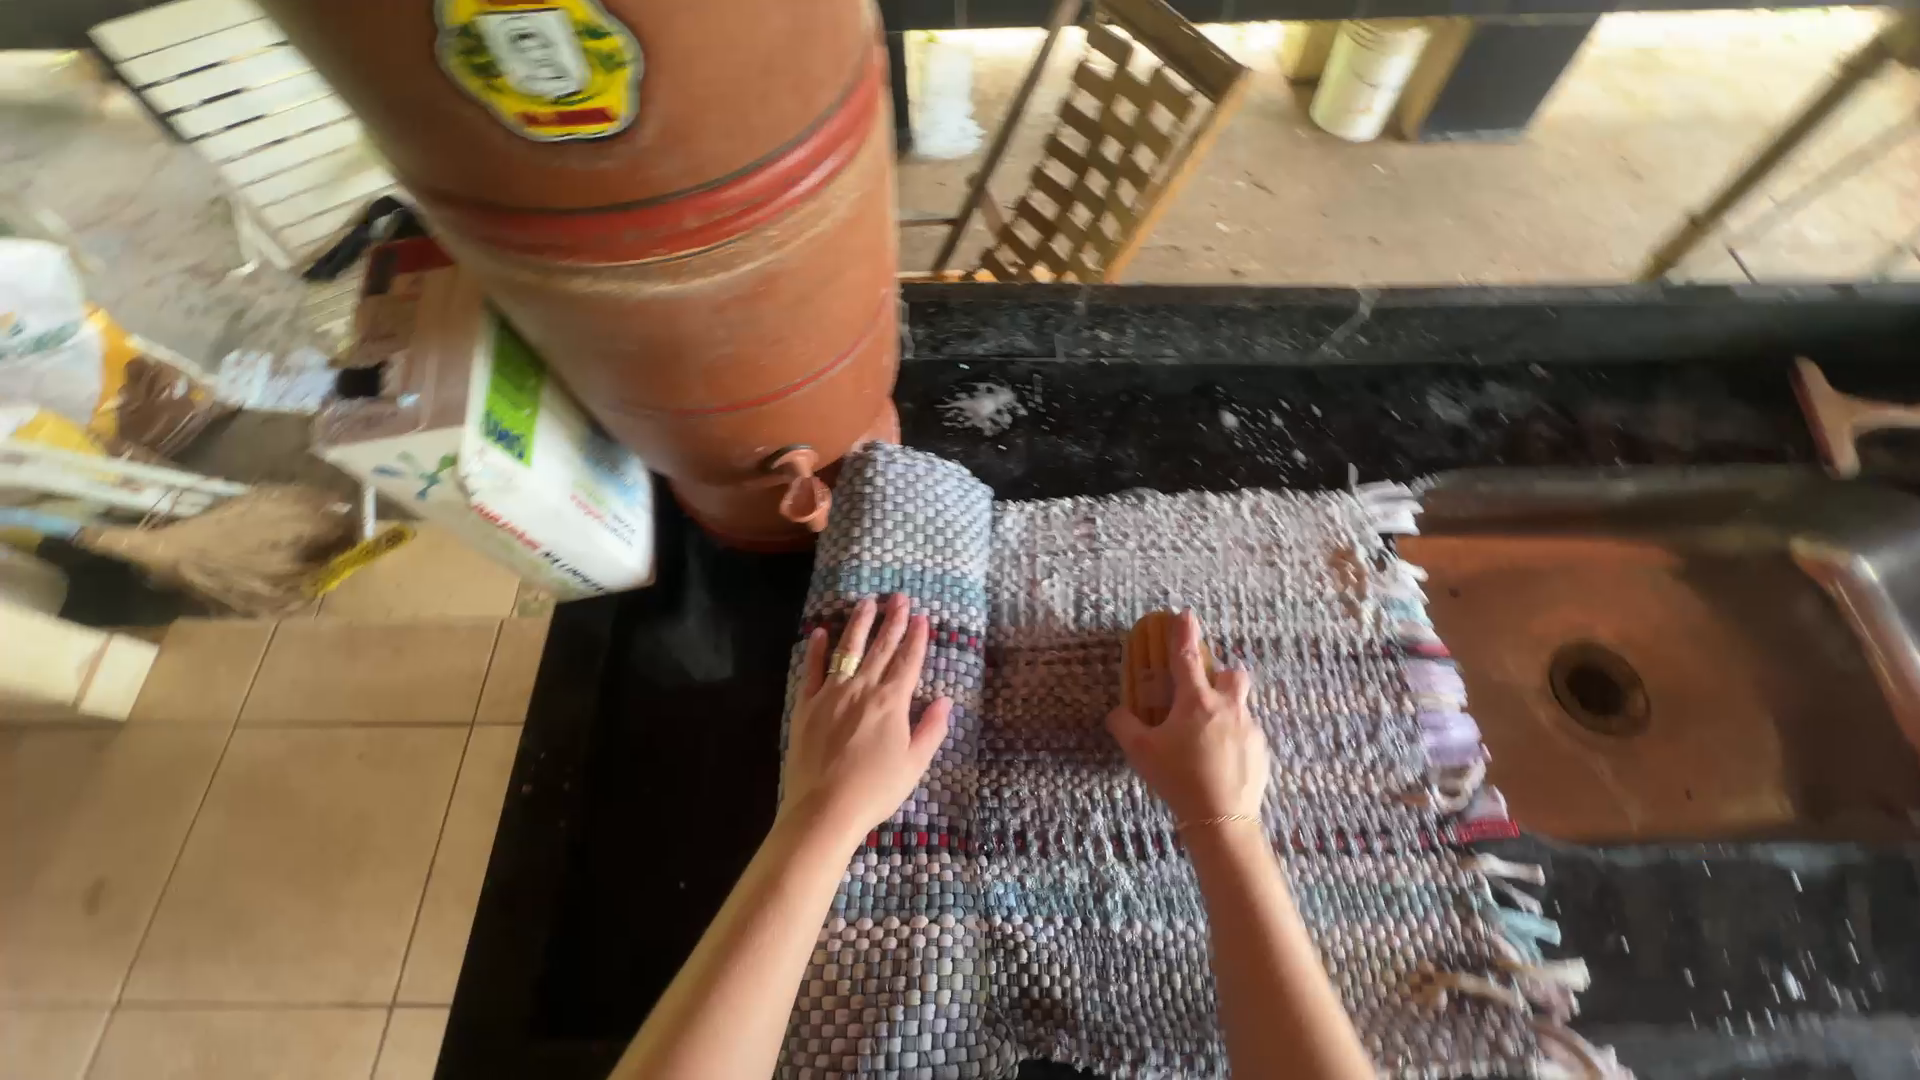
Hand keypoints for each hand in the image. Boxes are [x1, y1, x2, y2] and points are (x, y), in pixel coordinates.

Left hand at [781, 593, 952, 844]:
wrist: (825, 808)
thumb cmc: (875, 790)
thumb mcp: (914, 764)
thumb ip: (931, 729)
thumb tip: (945, 701)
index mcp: (892, 702)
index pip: (908, 662)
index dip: (916, 638)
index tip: (921, 617)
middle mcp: (863, 688)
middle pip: (881, 648)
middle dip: (893, 621)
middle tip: (900, 597)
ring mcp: (832, 694)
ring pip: (848, 650)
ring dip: (860, 625)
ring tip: (867, 603)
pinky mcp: (807, 705)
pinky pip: (812, 670)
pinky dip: (817, 650)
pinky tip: (821, 632)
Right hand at [1106, 611, 1269, 824]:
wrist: (1221, 819)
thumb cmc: (1177, 778)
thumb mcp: (1139, 751)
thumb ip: (1124, 724)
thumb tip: (1118, 712)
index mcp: (1195, 701)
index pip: (1187, 656)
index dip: (1184, 632)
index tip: (1185, 613)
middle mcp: (1227, 707)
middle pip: (1233, 674)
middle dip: (1222, 674)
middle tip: (1204, 691)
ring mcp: (1249, 729)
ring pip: (1242, 705)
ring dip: (1227, 708)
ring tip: (1209, 734)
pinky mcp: (1262, 752)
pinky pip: (1247, 734)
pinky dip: (1233, 739)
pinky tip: (1219, 762)